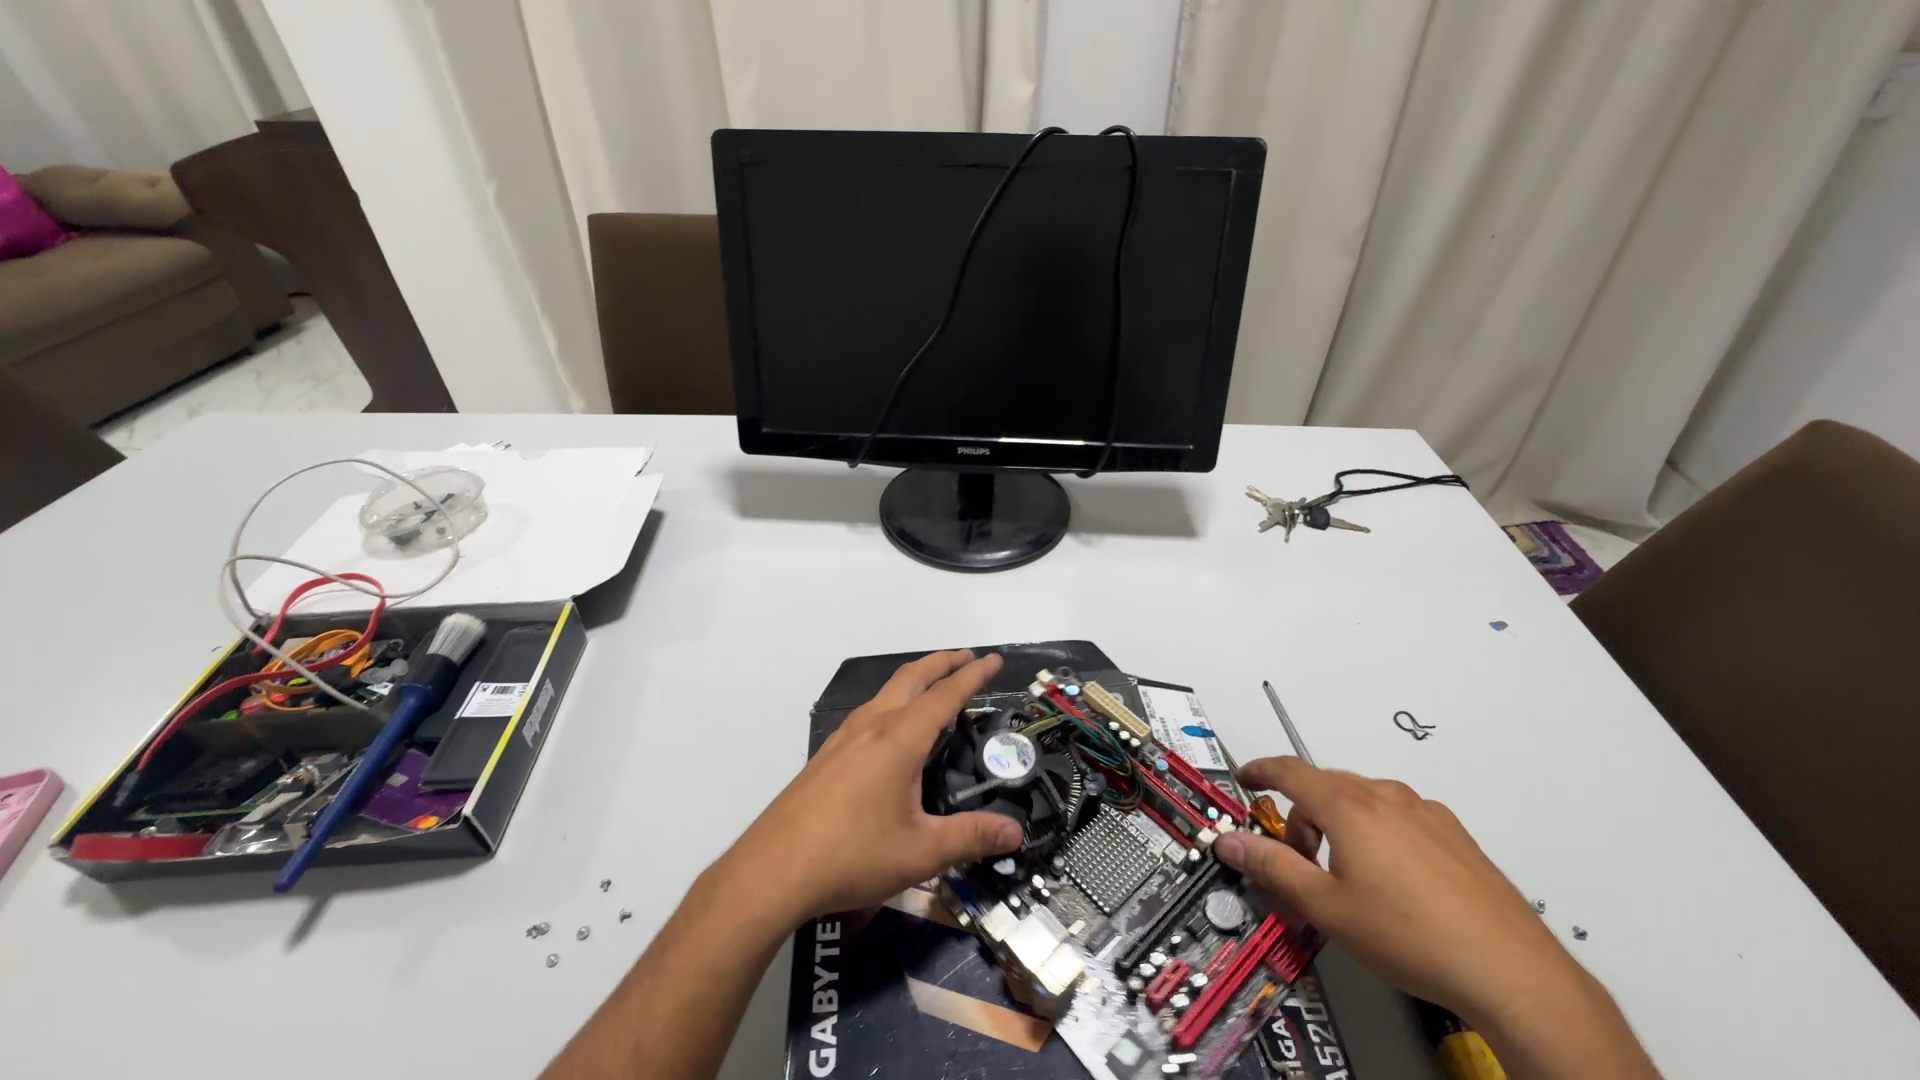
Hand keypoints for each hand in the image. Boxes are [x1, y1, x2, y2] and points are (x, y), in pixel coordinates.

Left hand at [718, 650, 1022, 922]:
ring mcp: (844, 739)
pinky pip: (869, 714)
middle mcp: (871, 727)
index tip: (993, 660)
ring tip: (935, 689)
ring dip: (915, 681)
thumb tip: (1014, 830)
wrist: (772, 870)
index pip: (945, 695)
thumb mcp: (921, 852)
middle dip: (941, 663)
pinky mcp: (827, 757)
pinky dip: (893, 703)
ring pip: (885, 693)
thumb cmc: (851, 856)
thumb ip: (971, 837)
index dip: (973, 675)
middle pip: (911, 678)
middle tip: (966, 658)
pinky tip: (893, 733)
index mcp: (899, 739)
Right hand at [1212, 757, 1584, 1028]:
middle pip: (1325, 788)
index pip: (1290, 771)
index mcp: (1348, 806)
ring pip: (1364, 802)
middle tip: (1298, 863)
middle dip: (1301, 816)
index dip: (1260, 771)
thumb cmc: (1404, 934)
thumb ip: (1272, 866)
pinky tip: (1393, 882)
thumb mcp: (1324, 907)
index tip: (1244, 779)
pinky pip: (1398, 817)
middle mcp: (1386, 795)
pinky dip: (1376, 833)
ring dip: (1339, 825)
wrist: (1507, 968)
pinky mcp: (1455, 833)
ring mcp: (1426, 811)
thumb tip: (1227, 840)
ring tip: (1346, 878)